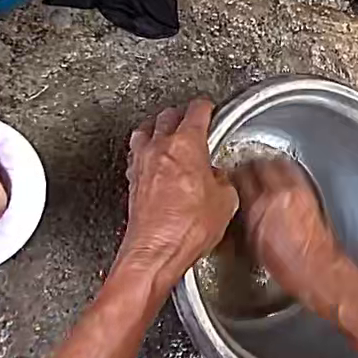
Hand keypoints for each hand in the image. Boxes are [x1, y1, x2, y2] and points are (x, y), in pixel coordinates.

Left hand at [115, 98, 238, 295]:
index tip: (208, 107)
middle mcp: (160, 147)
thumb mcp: (225, 201)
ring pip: (145, 131)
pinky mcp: (132, 180)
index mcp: (186, 144)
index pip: (196, 111)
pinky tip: (152, 159)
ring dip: (157, 129)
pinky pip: (136, 154)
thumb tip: (219, 178)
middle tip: (190, 119)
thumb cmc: (186, 227)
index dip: (205, 107)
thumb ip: (223, 180)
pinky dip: (145, 150)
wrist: (156, 250)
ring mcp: (142, 162)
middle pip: (167, 116)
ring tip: (166, 133)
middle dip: (180, 114)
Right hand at [233, 158, 357, 309]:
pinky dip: (285, 167)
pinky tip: (283, 171)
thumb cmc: (287, 266)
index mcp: (255, 209)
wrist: (317, 270)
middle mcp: (274, 196)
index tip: (232, 178)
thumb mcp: (253, 243)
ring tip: (263, 168)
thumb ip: (245, 219)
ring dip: (267, 164)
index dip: (233, 175)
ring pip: (276, 163)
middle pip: (257, 166)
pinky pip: (293, 170)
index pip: (239, 178)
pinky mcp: (308, 192)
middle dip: (249, 166)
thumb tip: (240, 207)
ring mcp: (293, 191)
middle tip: (245, 169)